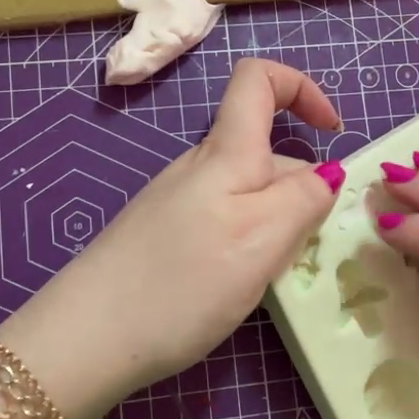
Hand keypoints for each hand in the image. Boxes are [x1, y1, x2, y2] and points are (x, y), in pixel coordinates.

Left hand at [22, 60, 343, 397]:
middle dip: (300, 188)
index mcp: (224, 153)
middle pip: (263, 150)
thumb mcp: (260, 239)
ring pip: (246, 193)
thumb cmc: (181, 284)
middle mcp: (198, 167)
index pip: (257, 79)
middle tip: (307, 249)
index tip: (331, 132)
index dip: (301, 88)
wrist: (86, 338)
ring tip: (271, 278)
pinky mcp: (163, 235)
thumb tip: (328, 172)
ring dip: (276, 223)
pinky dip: (246, 244)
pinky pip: (222, 221)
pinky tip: (236, 288)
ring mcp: (177, 202)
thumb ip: (302, 199)